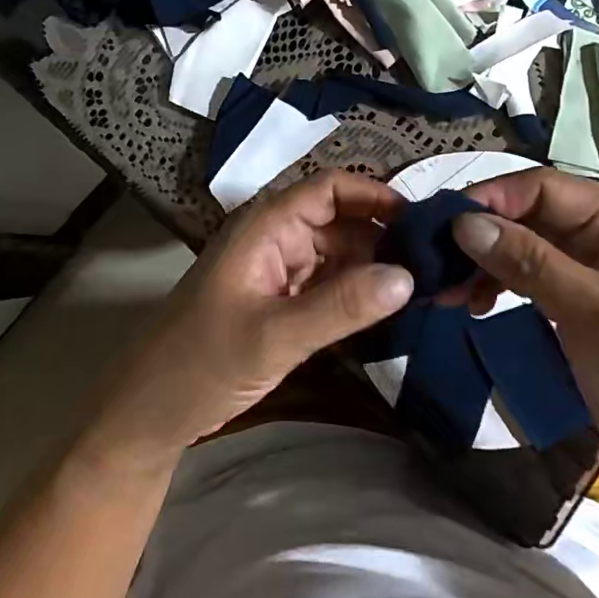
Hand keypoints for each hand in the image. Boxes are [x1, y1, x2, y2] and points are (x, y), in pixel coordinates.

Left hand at [81, 171, 415, 470]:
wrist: (152, 408)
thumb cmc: (202, 362)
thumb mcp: (273, 335)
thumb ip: (339, 306)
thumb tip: (409, 275)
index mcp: (262, 229)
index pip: (326, 189)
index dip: (376, 196)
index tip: (428, 223)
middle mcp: (271, 242)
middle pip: (338, 222)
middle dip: (386, 237)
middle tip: (445, 266)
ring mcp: (274, 275)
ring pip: (336, 256)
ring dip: (376, 268)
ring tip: (433, 289)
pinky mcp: (277, 306)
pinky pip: (326, 288)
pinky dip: (356, 295)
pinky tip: (393, 311)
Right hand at [444, 167, 598, 484]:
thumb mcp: (596, 312)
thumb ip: (529, 262)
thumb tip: (462, 222)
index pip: (544, 188)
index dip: (490, 199)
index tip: (439, 225)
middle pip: (527, 216)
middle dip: (479, 236)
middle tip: (433, 264)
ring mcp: (594, 270)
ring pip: (519, 247)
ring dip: (480, 264)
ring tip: (448, 292)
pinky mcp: (577, 302)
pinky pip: (524, 277)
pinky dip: (494, 285)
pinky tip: (472, 303)